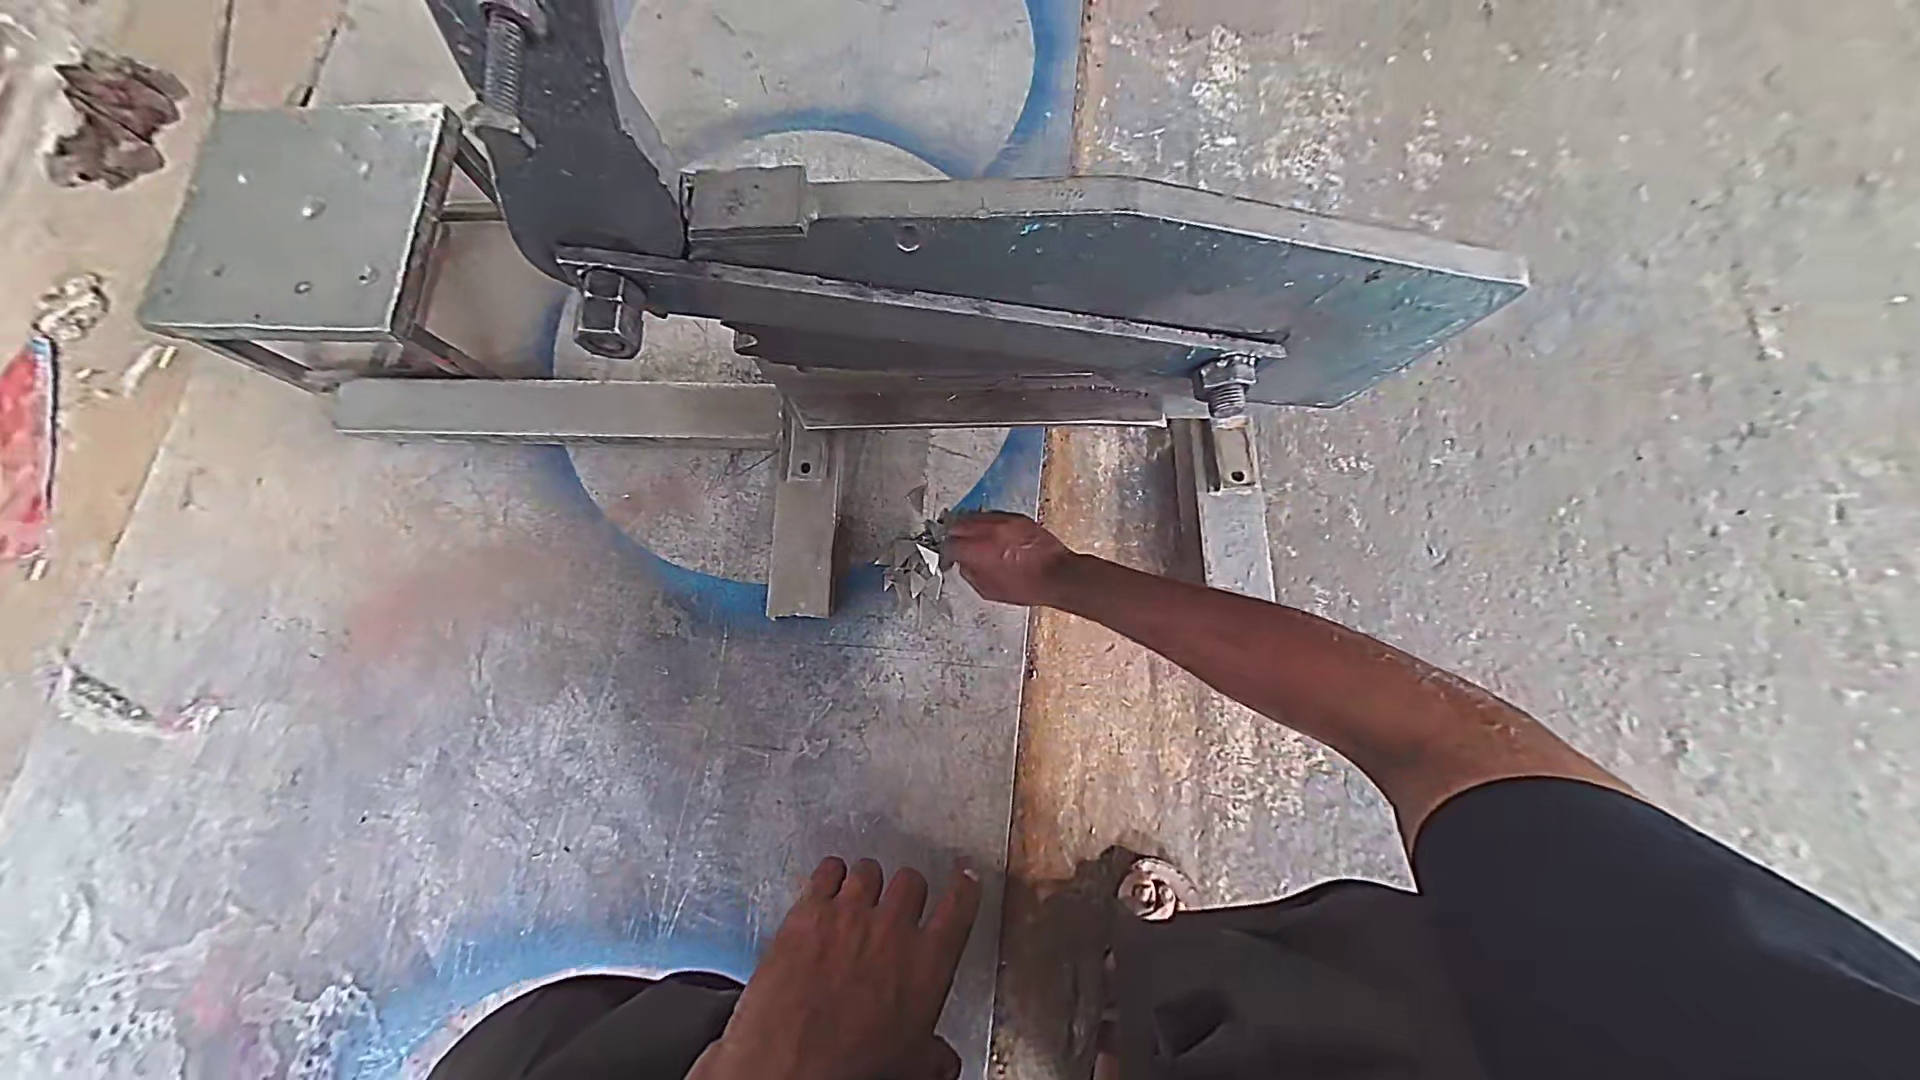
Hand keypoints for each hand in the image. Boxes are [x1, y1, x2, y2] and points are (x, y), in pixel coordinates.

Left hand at [690, 857, 982, 1079]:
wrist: (786, 1077)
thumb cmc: (850, 1075)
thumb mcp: (909, 1069)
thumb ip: (934, 1054)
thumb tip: (943, 1060)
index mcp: (927, 965)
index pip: (960, 905)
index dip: (965, 885)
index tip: (964, 874)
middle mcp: (892, 929)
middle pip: (911, 880)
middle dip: (905, 892)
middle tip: (895, 907)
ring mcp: (849, 914)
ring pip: (869, 869)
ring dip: (867, 883)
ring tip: (857, 899)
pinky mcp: (809, 911)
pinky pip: (828, 869)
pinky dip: (831, 875)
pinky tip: (827, 888)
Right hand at [945, 512, 1078, 607]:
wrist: (1056, 575)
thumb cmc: (1026, 586)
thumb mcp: (989, 590)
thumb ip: (970, 574)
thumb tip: (963, 564)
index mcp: (977, 550)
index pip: (949, 544)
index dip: (945, 553)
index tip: (948, 558)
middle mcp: (988, 530)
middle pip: (957, 523)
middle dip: (952, 535)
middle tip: (954, 544)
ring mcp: (1003, 520)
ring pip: (974, 515)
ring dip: (968, 525)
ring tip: (970, 537)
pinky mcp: (1017, 517)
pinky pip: (993, 515)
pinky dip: (986, 523)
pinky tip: (989, 533)